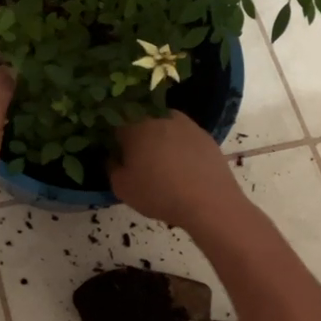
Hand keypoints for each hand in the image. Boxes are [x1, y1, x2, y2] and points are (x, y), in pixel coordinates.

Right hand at [109, 113, 248, 232]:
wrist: (210, 203)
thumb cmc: (159, 194)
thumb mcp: (121, 187)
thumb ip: (111, 166)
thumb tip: (114, 156)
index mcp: (134, 127)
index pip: (114, 123)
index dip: (112, 137)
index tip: (113, 151)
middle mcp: (158, 118)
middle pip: (140, 120)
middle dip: (135, 134)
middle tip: (136, 156)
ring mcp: (184, 124)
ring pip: (163, 125)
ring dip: (158, 137)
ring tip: (160, 160)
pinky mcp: (204, 134)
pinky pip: (183, 135)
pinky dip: (178, 144)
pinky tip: (181, 164)